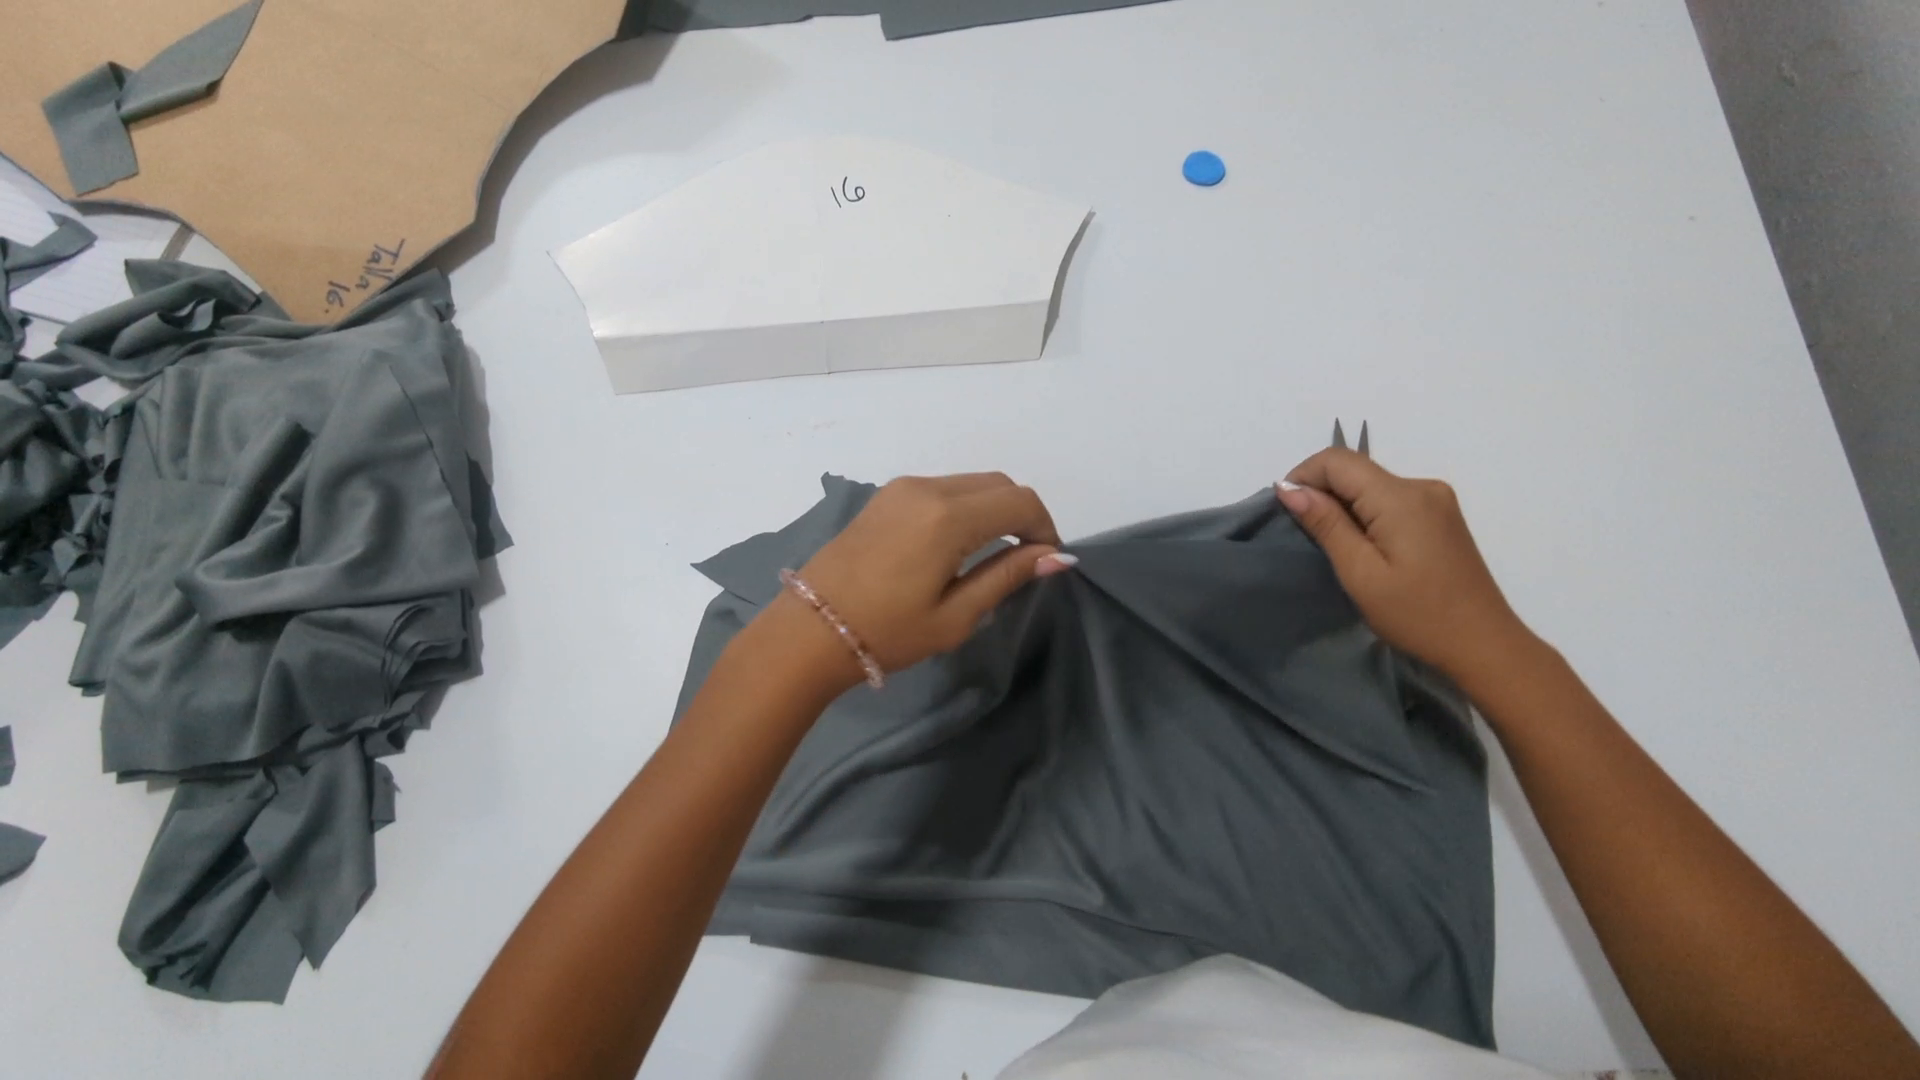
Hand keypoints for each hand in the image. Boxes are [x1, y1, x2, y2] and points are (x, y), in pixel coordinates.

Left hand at [786, 473, 1076, 676]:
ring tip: (994, 554)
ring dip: (993, 509)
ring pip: (970, 483)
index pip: (1020, 502)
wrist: (810, 631)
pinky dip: (965, 507)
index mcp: (949, 517)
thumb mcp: (956, 615)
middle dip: (1022, 515)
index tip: (1046, 562)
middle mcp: (928, 489)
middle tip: (1025, 558)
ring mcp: (902, 488)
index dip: (1045, 529)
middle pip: (998, 484)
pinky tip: (958, 544)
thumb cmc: (887, 632)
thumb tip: (1056, 558)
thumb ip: (1007, 577)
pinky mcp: (885, 497)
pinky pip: (942, 489)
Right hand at [1275, 449, 1532, 684]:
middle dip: (1321, 492)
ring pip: (1371, 484)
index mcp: (1401, 497)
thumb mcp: (1360, 572)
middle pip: (1355, 469)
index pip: (1338, 460)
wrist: (1483, 644)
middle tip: (1305, 535)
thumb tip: (1289, 488)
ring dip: (1342, 504)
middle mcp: (1421, 486)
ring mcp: (1436, 500)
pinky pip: (1389, 499)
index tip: (1286, 511)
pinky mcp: (1440, 516)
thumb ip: (1326, 523)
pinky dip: (1365, 513)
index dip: (1303, 476)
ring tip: (1332, 546)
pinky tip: (1362, 546)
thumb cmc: (1416, 615)